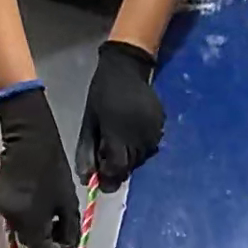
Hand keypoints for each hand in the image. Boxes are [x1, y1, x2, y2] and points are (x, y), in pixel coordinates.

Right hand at [0, 87, 80, 247]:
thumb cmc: (52, 166)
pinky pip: (16, 220)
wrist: (27, 137)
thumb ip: (70, 228)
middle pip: (32, 246)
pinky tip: (35, 205)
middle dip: (47, 243)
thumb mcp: (68, 199)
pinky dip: (27, 219)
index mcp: (32, 223)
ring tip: (49, 215)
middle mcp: (15, 223)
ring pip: (24, 233)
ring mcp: (4, 214)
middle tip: (60, 229)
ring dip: (37, 231)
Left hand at [75, 40, 164, 187]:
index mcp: (119, 134)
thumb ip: (86, 154)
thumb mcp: (88, 125)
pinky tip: (131, 133)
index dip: (108, 174)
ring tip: (120, 140)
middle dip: (117, 166)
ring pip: (140, 159)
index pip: (117, 169)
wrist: (127, 66)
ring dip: (128, 157)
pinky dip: (139, 147)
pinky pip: (149, 147)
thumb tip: (88, 180)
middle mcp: (139, 136)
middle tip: (108, 151)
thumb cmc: (102, 96)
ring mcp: (152, 131)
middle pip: (129, 167)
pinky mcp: (160, 125)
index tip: (101, 168)